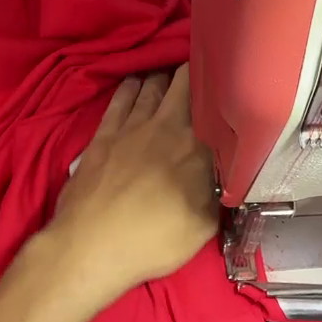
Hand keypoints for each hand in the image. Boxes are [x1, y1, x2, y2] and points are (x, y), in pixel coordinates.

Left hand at [42, 67, 217, 295]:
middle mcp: (166, 125)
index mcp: (196, 147)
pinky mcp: (103, 134)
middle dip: (195, 75)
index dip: (222, 94)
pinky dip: (131, 87)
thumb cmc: (152, 242)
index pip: (215, 106)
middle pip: (183, 83)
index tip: (229, 92)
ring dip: (163, 80)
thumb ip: (217, 197)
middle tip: (203, 79)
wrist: (92, 246)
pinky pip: (120, 98)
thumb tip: (225, 179)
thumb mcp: (202, 227)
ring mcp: (130, 126)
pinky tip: (136, 85)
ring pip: (151, 86)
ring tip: (171, 80)